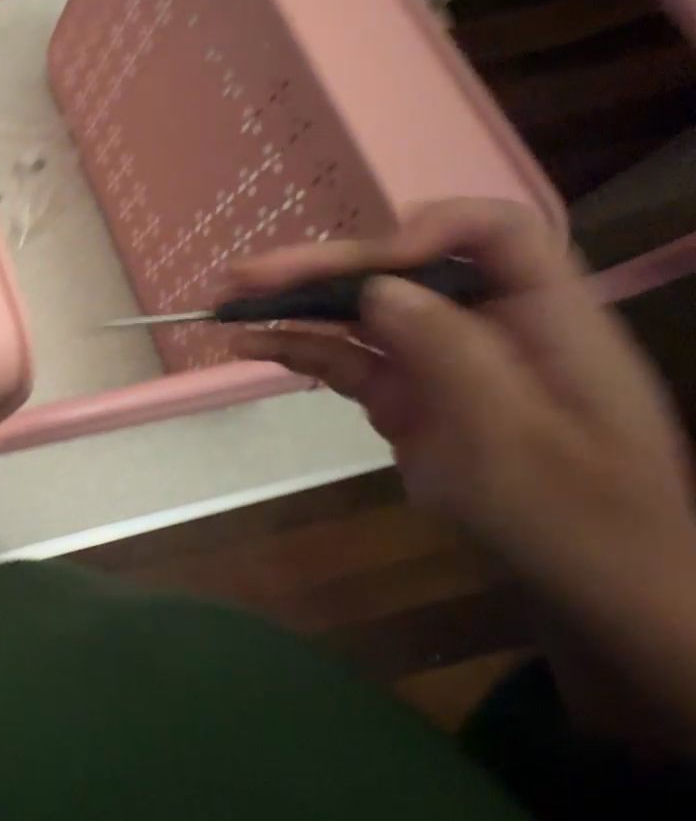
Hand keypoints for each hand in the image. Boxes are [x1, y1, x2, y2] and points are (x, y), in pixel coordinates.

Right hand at [229, 198, 695, 577]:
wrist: (593, 589)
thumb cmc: (574, 516)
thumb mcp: (515, 438)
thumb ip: (453, 353)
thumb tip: (379, 289)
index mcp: (545, 317)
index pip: (490, 235)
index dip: (421, 232)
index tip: (357, 268)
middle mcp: (488, 325)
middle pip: (403, 270)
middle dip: (323, 267)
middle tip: (244, 276)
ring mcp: (443, 360)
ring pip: (364, 310)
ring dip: (296, 303)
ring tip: (227, 306)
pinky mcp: (407, 395)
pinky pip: (348, 359)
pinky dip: (299, 348)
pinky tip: (252, 346)